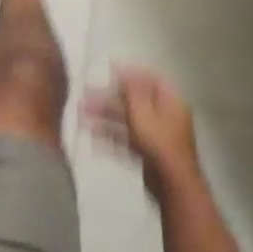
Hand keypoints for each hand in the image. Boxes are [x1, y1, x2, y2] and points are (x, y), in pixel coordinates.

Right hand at [83, 66, 202, 201]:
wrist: (171, 183)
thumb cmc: (157, 142)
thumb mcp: (143, 111)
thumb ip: (132, 89)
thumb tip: (125, 68)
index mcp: (170, 102)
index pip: (151, 79)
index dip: (130, 72)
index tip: (107, 69)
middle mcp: (165, 116)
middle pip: (135, 101)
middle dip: (108, 97)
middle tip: (85, 94)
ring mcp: (156, 135)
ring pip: (127, 120)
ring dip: (104, 116)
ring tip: (81, 114)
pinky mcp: (147, 152)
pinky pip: (125, 139)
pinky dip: (109, 136)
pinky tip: (90, 137)